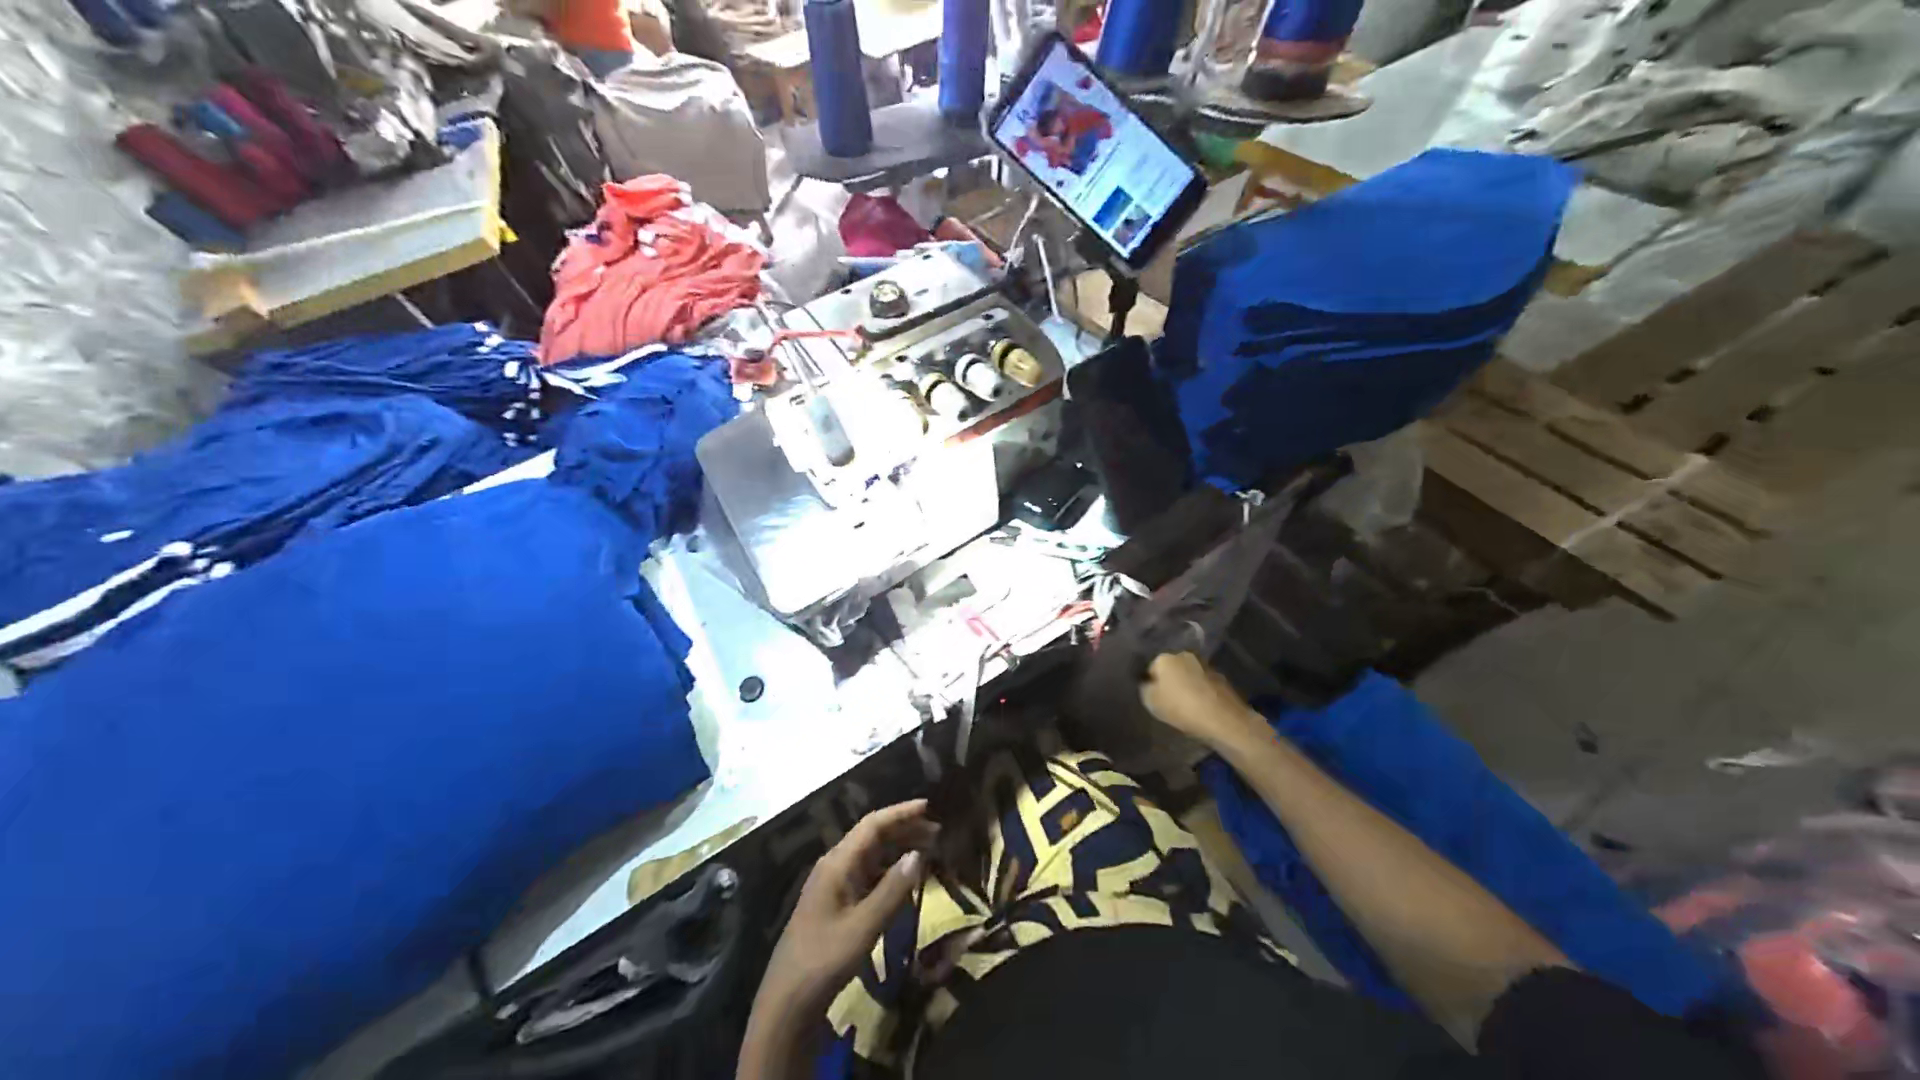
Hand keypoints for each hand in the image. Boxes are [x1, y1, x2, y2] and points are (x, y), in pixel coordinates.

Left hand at [753, 801, 937, 1021]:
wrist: (788, 999)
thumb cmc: (826, 958)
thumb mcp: (864, 925)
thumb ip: (892, 889)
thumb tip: (917, 854)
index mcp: (838, 863)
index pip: (872, 825)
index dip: (901, 813)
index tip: (928, 806)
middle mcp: (835, 865)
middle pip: (872, 836)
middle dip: (904, 829)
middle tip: (937, 832)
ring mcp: (834, 884)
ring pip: (871, 855)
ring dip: (898, 849)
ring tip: (928, 850)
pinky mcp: (836, 903)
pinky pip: (867, 875)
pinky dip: (889, 871)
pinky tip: (905, 879)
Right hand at [1140, 652, 1267, 752]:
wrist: (1223, 719)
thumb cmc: (1181, 708)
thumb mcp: (1151, 702)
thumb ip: (1145, 689)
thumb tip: (1148, 684)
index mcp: (1164, 658)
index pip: (1151, 669)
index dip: (1151, 684)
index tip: (1154, 699)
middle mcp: (1184, 655)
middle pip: (1171, 669)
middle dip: (1170, 682)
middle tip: (1169, 701)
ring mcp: (1205, 665)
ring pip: (1189, 675)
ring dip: (1187, 686)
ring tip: (1187, 706)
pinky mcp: (1221, 677)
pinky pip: (1203, 684)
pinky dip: (1201, 692)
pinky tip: (1201, 707)